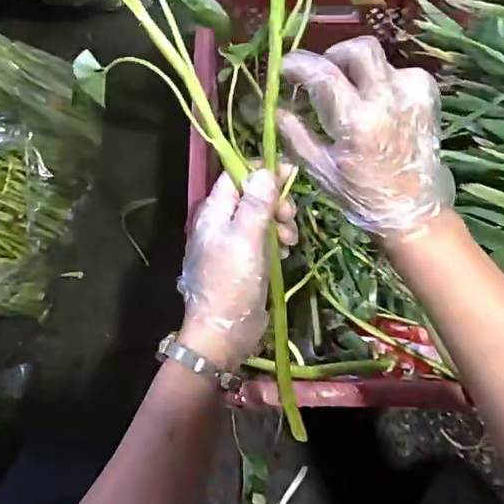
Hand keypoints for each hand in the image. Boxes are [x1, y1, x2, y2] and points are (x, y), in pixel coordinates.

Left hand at [178, 165, 297, 369]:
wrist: (222, 333)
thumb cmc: (232, 282)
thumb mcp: (246, 238)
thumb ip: (255, 203)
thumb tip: (264, 172)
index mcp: (213, 212)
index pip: (235, 176)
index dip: (261, 170)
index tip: (289, 173)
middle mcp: (219, 224)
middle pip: (251, 196)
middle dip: (274, 201)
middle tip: (290, 216)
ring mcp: (230, 244)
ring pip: (260, 219)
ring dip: (279, 224)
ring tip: (290, 241)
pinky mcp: (242, 263)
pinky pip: (262, 241)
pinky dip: (275, 242)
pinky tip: (284, 254)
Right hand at [277, 36, 452, 239]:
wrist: (415, 211)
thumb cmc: (362, 194)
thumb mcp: (320, 169)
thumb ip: (294, 135)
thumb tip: (273, 107)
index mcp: (357, 122)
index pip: (323, 74)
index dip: (298, 64)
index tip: (285, 67)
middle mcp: (388, 101)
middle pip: (360, 48)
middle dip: (334, 54)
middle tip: (323, 74)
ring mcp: (412, 95)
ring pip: (379, 59)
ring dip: (357, 70)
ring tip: (350, 94)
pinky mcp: (427, 96)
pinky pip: (398, 72)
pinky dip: (381, 81)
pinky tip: (376, 104)